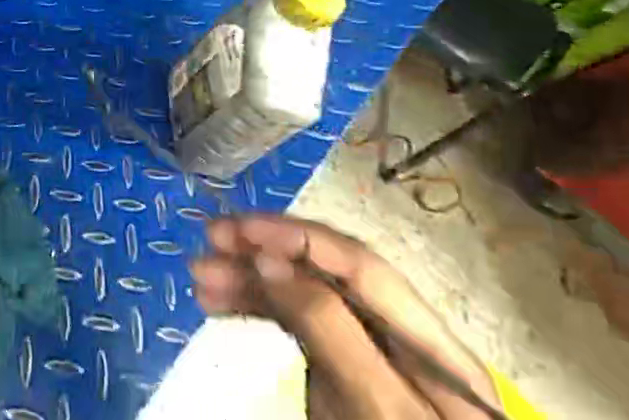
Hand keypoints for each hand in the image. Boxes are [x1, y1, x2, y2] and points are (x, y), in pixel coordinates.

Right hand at [191, 215, 497, 419]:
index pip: (358, 264)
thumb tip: (268, 259)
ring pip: (304, 295)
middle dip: (265, 251)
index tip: (242, 228)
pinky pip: (296, 326)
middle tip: (210, 239)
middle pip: (327, 273)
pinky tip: (221, 302)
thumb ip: (328, 329)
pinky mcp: (342, 374)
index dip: (299, 237)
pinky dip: (258, 310)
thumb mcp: (375, 406)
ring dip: (251, 279)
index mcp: (427, 337)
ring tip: (201, 274)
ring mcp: (368, 354)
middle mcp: (398, 332)